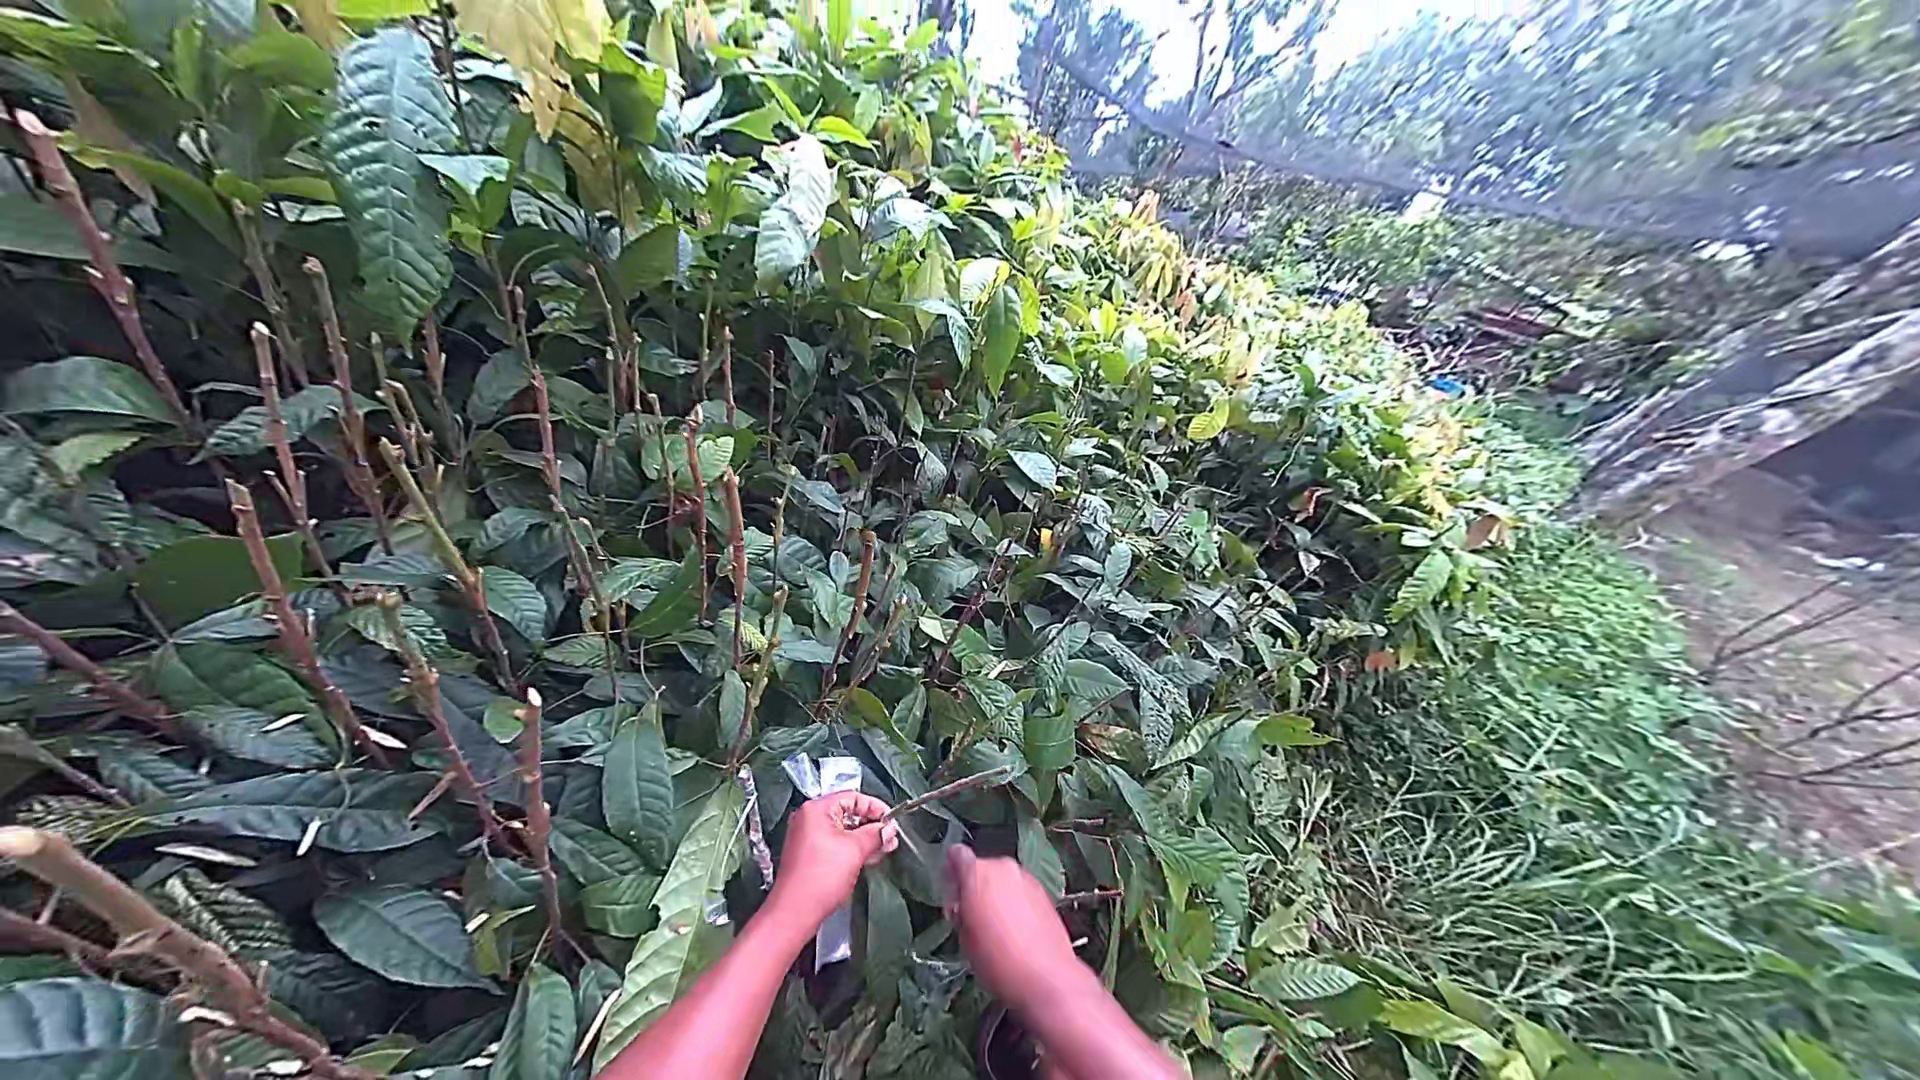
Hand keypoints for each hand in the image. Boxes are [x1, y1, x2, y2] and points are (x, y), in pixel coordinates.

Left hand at [766, 791, 898, 930]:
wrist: (795, 913)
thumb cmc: (817, 880)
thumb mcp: (855, 850)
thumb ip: (875, 834)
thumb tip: (888, 828)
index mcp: (816, 810)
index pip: (854, 797)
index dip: (876, 808)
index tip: (890, 820)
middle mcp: (809, 819)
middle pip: (848, 813)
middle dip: (871, 826)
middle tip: (888, 836)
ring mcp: (807, 837)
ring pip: (843, 830)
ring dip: (864, 838)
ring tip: (881, 849)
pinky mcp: (809, 853)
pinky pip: (835, 843)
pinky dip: (851, 848)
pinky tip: (866, 857)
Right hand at [946, 845, 1086, 1009]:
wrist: (1046, 978)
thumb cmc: (997, 961)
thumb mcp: (965, 939)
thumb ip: (960, 912)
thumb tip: (961, 905)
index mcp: (977, 873)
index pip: (957, 855)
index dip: (952, 871)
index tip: (952, 890)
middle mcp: (1003, 867)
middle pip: (982, 868)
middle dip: (976, 886)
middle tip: (973, 915)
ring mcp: (1026, 878)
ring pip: (1004, 879)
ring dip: (998, 893)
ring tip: (998, 926)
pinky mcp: (1044, 892)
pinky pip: (1021, 890)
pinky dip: (1016, 901)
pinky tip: (1017, 929)